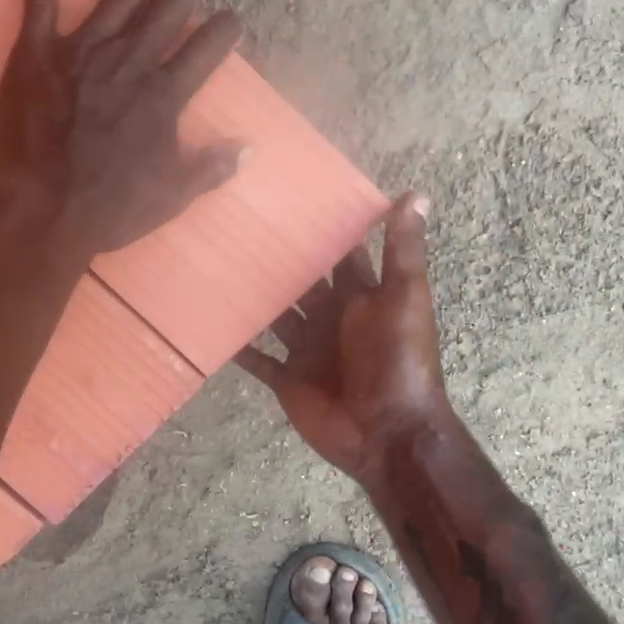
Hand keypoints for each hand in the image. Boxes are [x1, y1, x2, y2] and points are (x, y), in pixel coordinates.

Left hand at [0, 0, 244, 261]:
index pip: (210, 44)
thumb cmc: (107, 210)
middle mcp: (129, 60)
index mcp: (165, 93)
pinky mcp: (35, 55)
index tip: (230, 23)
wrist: (38, 210)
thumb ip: (209, 169)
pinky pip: (39, 8)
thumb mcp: (170, 197)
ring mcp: (81, 52)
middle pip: (170, 4)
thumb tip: (248, 149)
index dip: (226, 28)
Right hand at [235, 194, 451, 480]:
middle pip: (301, 281)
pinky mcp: (287, 377)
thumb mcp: (405, 299)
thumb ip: (402, 251)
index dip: (323, 227)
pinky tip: (208, 327)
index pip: (340, 253)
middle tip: (237, 224)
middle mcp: (330, 317)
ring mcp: (306, 348)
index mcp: (360, 295)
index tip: (292, 194)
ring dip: (253, 297)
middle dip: (277, 258)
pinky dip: (237, 347)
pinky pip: (257, 359)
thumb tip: (415, 192)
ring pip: (274, 315)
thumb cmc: (398, 361)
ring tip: (214, 267)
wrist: (387, 432)